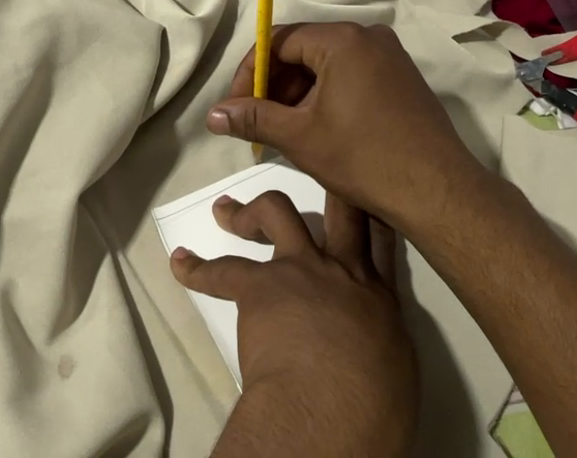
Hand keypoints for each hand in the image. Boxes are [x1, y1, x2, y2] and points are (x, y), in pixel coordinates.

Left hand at [172, 190, 416, 456]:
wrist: (330, 408)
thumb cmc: (372, 405)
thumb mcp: (395, 367)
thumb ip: (382, 341)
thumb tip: (374, 347)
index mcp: (376, 295)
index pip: (378, 238)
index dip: (370, 210)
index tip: (362, 194)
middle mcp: (341, 270)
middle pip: (337, 207)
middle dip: (324, 181)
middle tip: (308, 168)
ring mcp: (299, 270)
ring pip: (277, 212)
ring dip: (251, 211)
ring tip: (227, 211)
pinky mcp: (260, 287)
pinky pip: (221, 271)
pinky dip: (198, 268)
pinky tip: (181, 264)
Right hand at [208, 22, 484, 229]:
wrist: (435, 189)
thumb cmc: (363, 158)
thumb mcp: (300, 137)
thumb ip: (254, 118)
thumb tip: (214, 114)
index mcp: (343, 39)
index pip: (279, 40)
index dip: (250, 73)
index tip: (235, 108)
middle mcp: (369, 36)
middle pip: (305, 50)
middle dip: (275, 86)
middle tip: (256, 125)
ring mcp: (391, 57)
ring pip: (329, 66)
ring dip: (300, 95)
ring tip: (282, 133)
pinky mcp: (403, 79)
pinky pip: (353, 76)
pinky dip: (328, 97)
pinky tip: (317, 130)